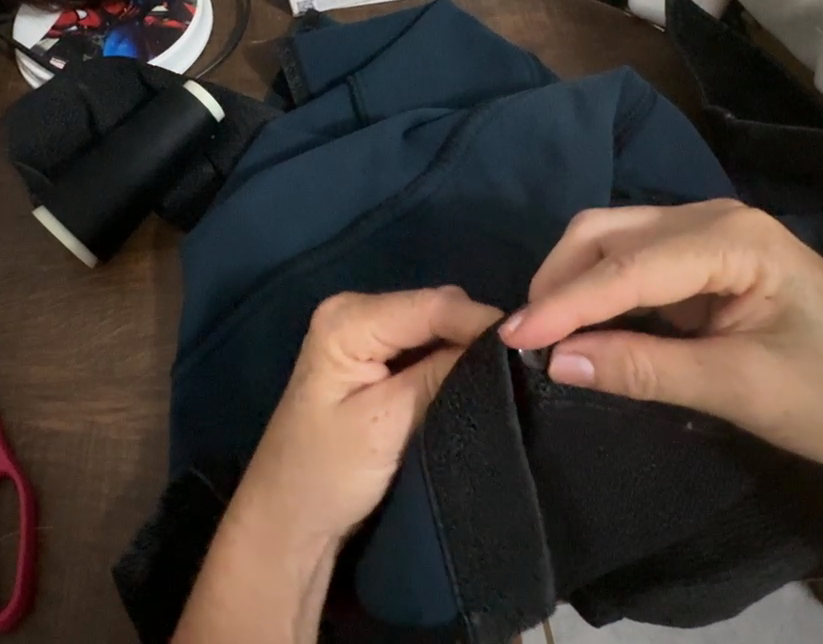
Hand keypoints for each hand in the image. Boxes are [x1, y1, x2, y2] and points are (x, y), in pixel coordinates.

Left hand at [232, 287, 503, 547]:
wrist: (289, 517)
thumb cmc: (327, 472)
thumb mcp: (387, 423)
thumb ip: (439, 375)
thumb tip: (500, 342)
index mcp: (348, 318)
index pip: (431, 305)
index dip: (482, 322)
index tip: (532, 349)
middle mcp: (354, 311)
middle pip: (434, 307)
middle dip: (477, 332)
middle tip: (523, 366)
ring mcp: (363, 332)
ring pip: (433, 324)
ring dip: (467, 345)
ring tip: (509, 372)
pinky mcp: (374, 356)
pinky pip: (424, 343)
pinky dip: (450, 357)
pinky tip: (475, 377)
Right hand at [499, 199, 822, 483]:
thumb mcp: (743, 390)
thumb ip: (644, 369)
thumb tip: (553, 362)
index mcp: (732, 237)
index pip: (626, 267)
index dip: (564, 304)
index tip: (510, 338)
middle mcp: (712, 218)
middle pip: (607, 234)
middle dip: (559, 281)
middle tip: (523, 337)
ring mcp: (707, 236)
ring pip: (612, 242)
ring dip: (573, 284)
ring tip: (542, 333)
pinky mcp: (703, 262)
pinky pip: (632, 265)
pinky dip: (598, 293)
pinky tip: (582, 324)